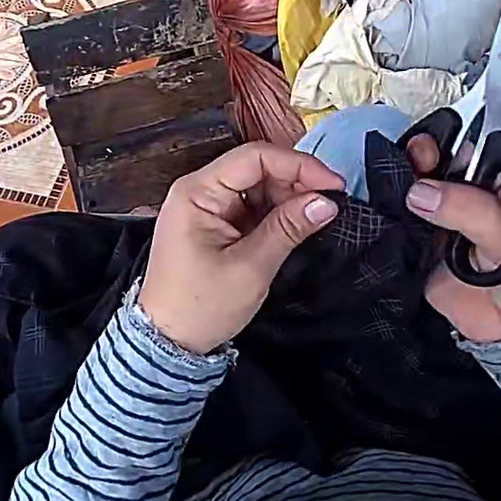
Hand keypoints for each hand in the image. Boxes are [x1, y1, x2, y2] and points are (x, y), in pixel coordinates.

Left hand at [139, 143, 344, 353]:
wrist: (167, 343)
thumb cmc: (202, 307)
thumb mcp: (251, 268)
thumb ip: (288, 228)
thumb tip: (328, 201)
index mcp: (197, 192)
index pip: (254, 157)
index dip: (299, 165)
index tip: (334, 185)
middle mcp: (199, 190)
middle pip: (257, 167)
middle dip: (296, 181)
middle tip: (330, 204)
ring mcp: (206, 206)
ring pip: (257, 185)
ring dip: (289, 197)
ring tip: (316, 217)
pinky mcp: (215, 223)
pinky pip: (251, 205)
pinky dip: (276, 213)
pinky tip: (297, 224)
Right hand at [403, 135, 500, 343]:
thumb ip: (470, 211)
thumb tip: (419, 193)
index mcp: (496, 186)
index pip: (466, 154)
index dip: (445, 146)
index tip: (425, 147)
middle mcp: (466, 202)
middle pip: (433, 174)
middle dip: (416, 164)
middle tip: (408, 163)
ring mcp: (442, 229)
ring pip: (412, 203)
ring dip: (397, 193)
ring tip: (388, 187)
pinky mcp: (423, 258)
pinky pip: (400, 238)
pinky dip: (387, 228)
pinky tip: (377, 216)